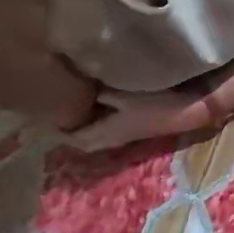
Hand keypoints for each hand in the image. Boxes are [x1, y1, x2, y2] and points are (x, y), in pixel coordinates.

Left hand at [68, 87, 214, 152]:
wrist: (184, 113)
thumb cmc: (153, 103)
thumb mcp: (124, 95)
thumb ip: (101, 94)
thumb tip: (81, 92)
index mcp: (106, 132)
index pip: (76, 137)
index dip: (62, 129)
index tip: (49, 114)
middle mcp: (112, 139)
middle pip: (85, 141)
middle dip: (72, 130)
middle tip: (61, 113)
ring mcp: (124, 136)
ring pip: (96, 137)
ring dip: (86, 128)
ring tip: (77, 112)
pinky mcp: (133, 131)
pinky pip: (106, 131)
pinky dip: (97, 124)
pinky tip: (100, 111)